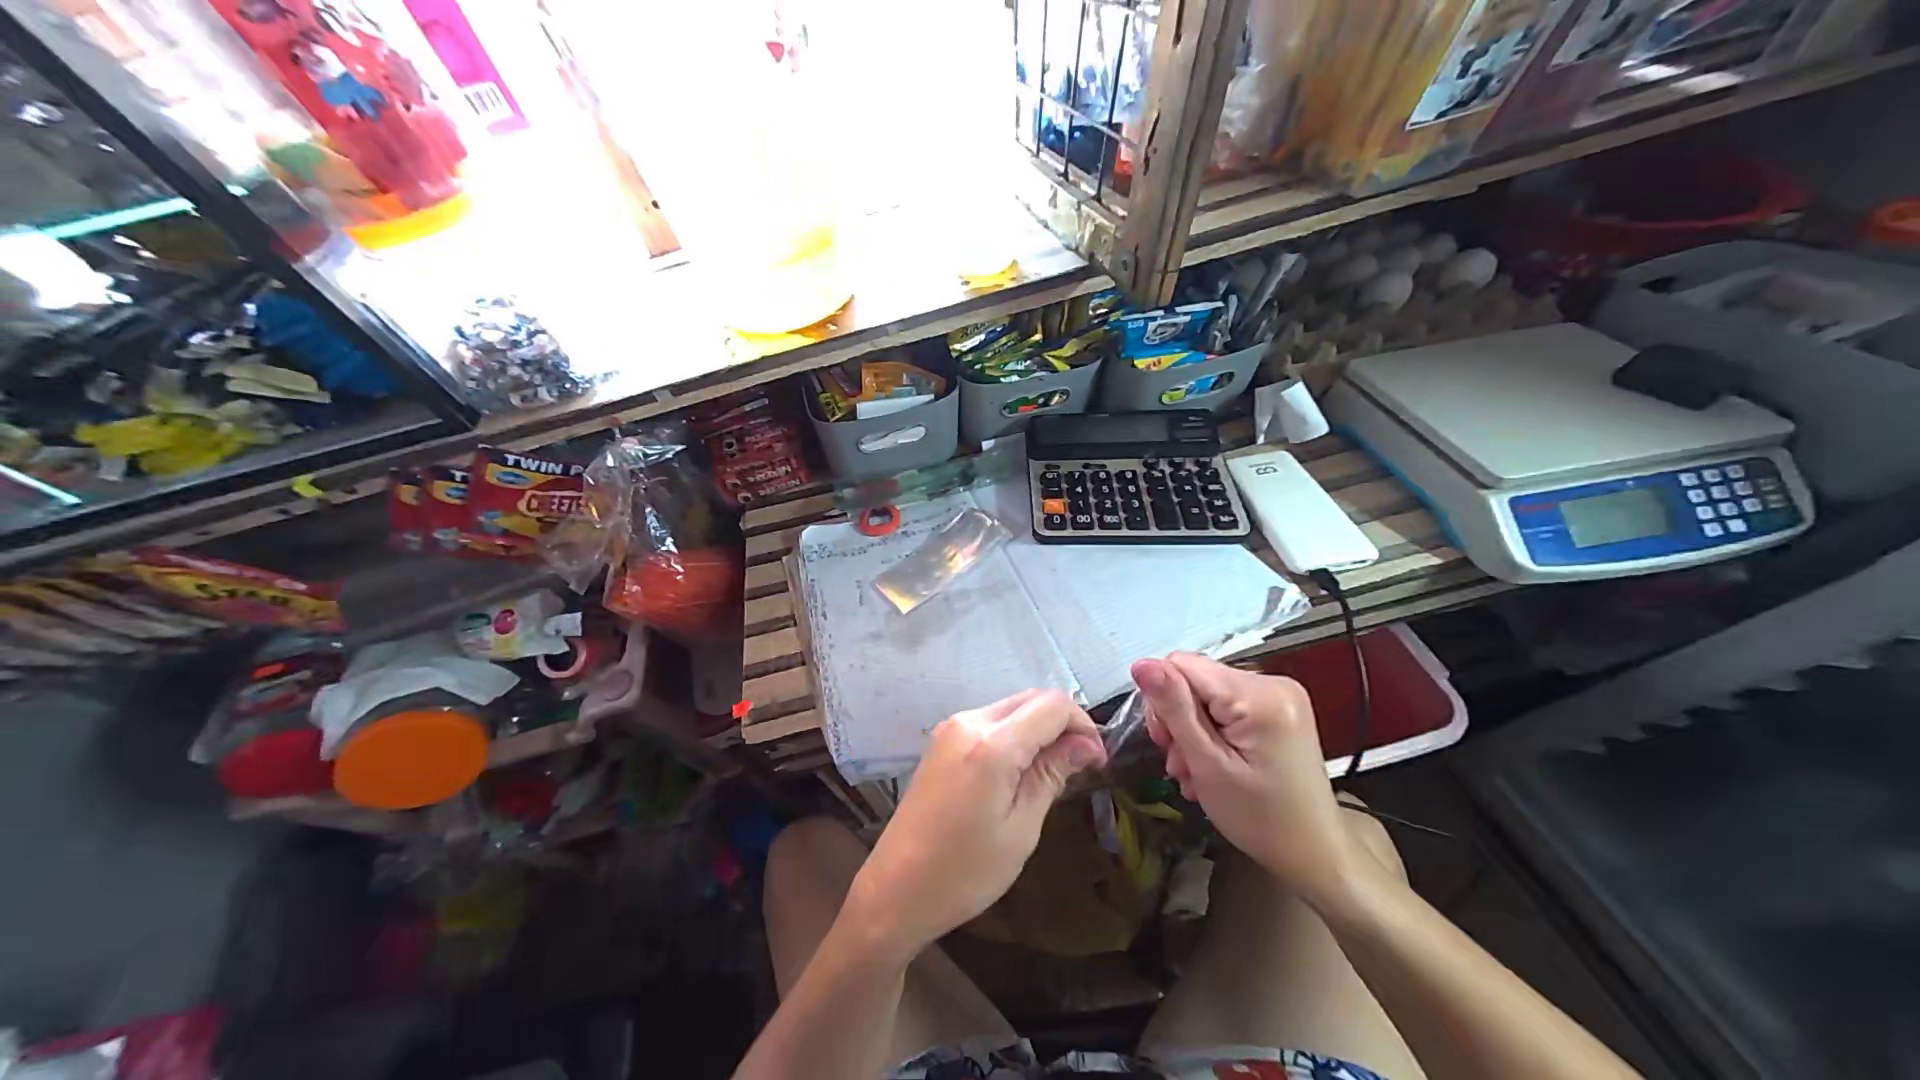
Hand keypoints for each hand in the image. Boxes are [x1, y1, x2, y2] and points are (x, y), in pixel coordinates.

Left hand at [845, 688, 1106, 954]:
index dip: (1084, 725)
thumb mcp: (1021, 828)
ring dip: (1039, 728)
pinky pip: (989, 722)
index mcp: (992, 744)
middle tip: (1082, 765)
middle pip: (1031, 699)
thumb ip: (1051, 775)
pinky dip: (1015, 735)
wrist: (896, 890)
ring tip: (1055, 771)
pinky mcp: (941, 741)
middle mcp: (969, 722)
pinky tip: (1021, 770)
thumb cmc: (965, 871)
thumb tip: (1085, 744)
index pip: (1053, 705)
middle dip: (1064, 723)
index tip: (1097, 761)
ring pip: (1011, 708)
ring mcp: (950, 729)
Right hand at [1132, 653, 1368, 907]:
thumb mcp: (1208, 765)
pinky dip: (1212, 731)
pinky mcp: (1279, 707)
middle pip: (1194, 678)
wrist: (1314, 852)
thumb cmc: (1259, 818)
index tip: (1167, 744)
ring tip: (1197, 771)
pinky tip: (1214, 762)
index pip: (1181, 665)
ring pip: (1206, 692)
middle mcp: (1273, 681)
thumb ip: (1174, 709)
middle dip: (1178, 719)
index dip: (1163, 700)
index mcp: (1258, 694)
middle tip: (1182, 765)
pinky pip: (1226, 703)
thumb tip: (1141, 664)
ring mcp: (1279, 694)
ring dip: (1192, 730)